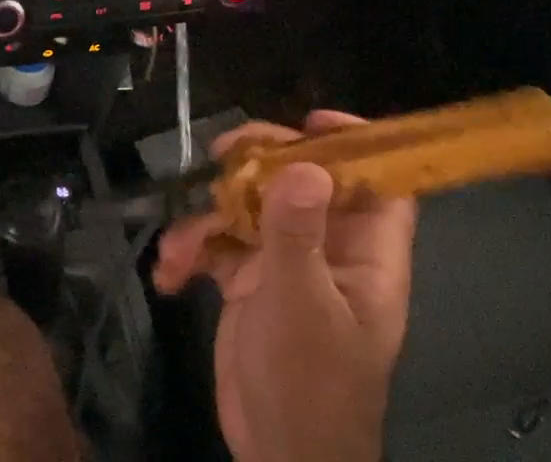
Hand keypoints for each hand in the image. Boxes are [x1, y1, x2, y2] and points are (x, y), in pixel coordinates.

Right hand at [153, 112, 418, 461]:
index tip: (310, 121)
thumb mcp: (302, 307)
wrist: (276, 456)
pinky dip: (190, 254)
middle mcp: (328, 252)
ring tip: (180, 246)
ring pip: (249, 211)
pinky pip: (217, 247)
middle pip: (301, 184)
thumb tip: (303, 166)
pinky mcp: (247, 283)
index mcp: (365, 256)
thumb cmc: (310, 385)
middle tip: (222, 154)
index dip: (358, 148)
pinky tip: (170, 276)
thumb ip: (297, 235)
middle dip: (259, 167)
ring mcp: (286, 266)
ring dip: (207, 221)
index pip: (380, 186)